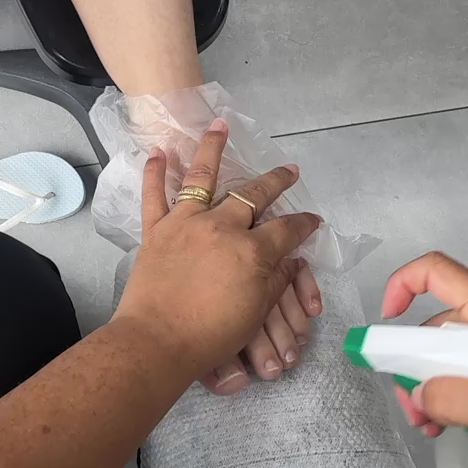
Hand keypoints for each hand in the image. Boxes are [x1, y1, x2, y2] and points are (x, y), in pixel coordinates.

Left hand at [114, 119, 322, 385]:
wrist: (157, 343)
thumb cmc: (210, 337)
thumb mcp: (254, 313)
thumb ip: (274, 280)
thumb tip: (290, 259)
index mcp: (252, 251)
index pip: (288, 229)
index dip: (304, 223)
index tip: (313, 218)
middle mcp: (221, 227)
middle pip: (254, 194)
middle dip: (276, 180)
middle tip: (289, 169)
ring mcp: (185, 224)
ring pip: (201, 178)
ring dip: (211, 148)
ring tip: (218, 125)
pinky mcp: (155, 231)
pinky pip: (154, 196)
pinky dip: (155, 173)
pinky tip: (158, 151)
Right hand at [383, 252, 467, 467]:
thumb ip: (453, 398)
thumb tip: (418, 393)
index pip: (437, 272)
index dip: (403, 284)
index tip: (388, 323)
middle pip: (439, 324)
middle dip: (413, 362)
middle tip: (412, 408)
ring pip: (452, 355)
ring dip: (432, 385)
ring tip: (430, 427)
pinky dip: (454, 395)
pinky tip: (452, 427)